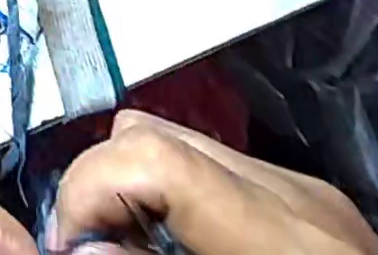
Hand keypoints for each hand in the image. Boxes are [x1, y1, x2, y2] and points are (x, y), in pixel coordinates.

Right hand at [48, 110, 377, 254]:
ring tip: (128, 242)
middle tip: (87, 245)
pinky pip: (205, 164)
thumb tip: (81, 247)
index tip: (68, 244)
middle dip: (98, 182)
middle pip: (147, 134)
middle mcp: (294, 193)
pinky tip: (178, 243)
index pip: (154, 157)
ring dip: (128, 182)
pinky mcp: (309, 200)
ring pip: (168, 136)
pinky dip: (168, 193)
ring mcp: (304, 190)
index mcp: (286, 240)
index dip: (90, 187)